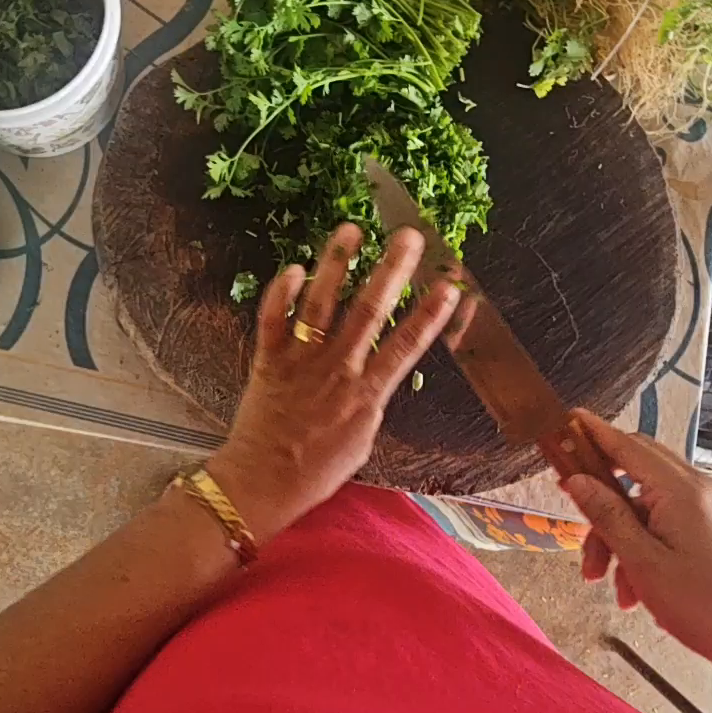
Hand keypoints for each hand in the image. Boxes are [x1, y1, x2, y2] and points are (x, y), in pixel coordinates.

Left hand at [207, 223, 459, 537]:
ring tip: (351, 229)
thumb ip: (370, 403)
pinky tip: (293, 266)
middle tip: (408, 236)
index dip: (429, 314)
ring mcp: (301, 362)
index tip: (448, 284)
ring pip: (321, 305)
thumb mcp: (361, 442)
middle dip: (392, 271)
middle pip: (369, 312)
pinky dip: (281, 293)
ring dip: (337, 265)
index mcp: (366, 395)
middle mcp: (337, 371)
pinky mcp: (269, 360)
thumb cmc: (316, 471)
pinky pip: (273, 320)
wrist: (263, 483)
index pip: (405, 346)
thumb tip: (378, 375)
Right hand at [559, 410, 711, 683]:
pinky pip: (664, 522)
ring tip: (602, 579)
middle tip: (574, 517)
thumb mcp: (642, 561)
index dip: (592, 431)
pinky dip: (641, 546)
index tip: (566, 418)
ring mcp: (709, 508)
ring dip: (616, 534)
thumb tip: (575, 478)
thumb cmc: (704, 606)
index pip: (627, 446)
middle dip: (598, 498)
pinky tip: (633, 588)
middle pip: (634, 469)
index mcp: (681, 490)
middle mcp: (699, 489)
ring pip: (644, 502)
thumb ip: (606, 514)